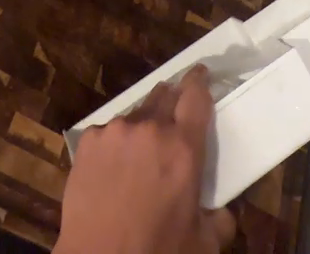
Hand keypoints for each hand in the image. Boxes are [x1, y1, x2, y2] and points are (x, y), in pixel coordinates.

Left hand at [55, 64, 236, 253]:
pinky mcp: (88, 140)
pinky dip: (115, 144)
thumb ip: (219, 220)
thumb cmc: (156, 250)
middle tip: (174, 117)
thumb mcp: (203, 243)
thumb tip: (221, 210)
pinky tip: (113, 169)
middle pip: (165, 95)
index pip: (195, 96)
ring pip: (135, 114)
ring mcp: (115, 131)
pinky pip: (107, 133)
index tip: (201, 74)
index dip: (199, 81)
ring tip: (140, 154)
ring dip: (143, 126)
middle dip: (173, 99)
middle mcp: (149, 128)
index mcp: (183, 148)